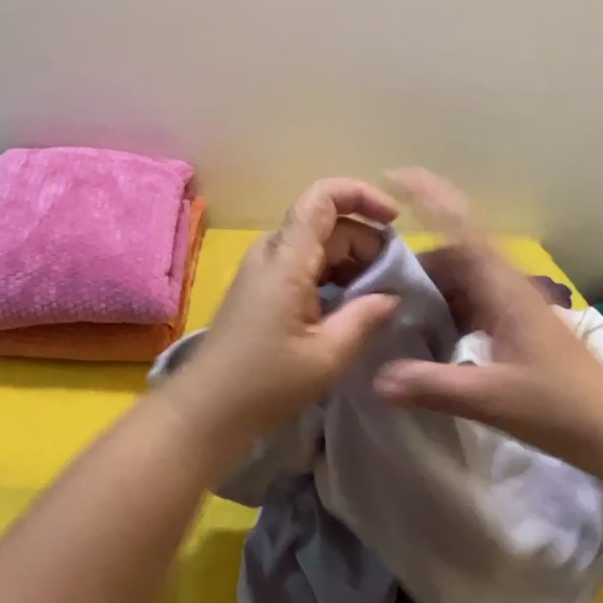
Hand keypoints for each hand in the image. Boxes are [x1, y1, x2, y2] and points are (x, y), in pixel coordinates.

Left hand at [163, 178, 402, 442]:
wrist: (208, 407)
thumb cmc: (267, 381)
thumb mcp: (327, 355)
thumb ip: (365, 318)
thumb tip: (393, 296)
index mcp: (287, 257)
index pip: (323, 196)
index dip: (362, 195)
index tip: (395, 219)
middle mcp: (272, 251)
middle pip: (326, 222)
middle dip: (366, 242)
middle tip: (395, 282)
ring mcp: (263, 268)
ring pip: (317, 243)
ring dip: (351, 261)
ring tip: (378, 297)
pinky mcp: (261, 287)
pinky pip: (303, 263)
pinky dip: (333, 275)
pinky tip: (350, 307)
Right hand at [372, 168, 602, 470]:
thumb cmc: (561, 408)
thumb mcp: (491, 398)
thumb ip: (432, 386)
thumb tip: (375, 377)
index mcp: (502, 286)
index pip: (460, 224)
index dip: (427, 194)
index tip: (391, 176)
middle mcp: (506, 284)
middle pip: (451, 252)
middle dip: (412, 259)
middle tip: (369, 275)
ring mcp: (512, 304)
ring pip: (460, 277)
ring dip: (427, 285)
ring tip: (389, 305)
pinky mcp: (515, 325)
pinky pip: (469, 300)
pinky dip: (443, 307)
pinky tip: (425, 335)